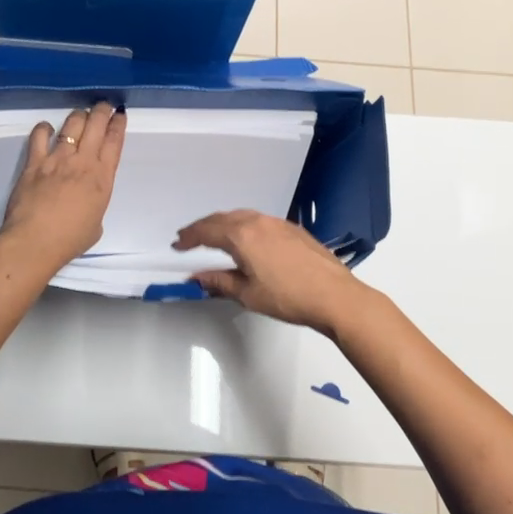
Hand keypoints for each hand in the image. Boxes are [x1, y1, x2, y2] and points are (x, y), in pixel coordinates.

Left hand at [0, 102, 126, 268]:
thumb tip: (85, 201)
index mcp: (102, 178)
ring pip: (72, 125)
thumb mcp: (96, 224)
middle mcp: (82, 162)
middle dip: (102, 110)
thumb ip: (94, 204)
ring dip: (78, 115)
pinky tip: (46, 128)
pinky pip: (40, 136)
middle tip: (103, 106)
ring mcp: (57, 159)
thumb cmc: (69, 240)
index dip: (119, 124)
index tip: (120, 114)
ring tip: (81, 114)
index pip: (115, 142)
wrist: (35, 241)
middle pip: (96, 125)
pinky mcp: (34, 162)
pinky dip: (44, 128)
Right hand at [173, 210, 368, 333]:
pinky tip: (246, 239)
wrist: (335, 296)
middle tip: (190, 238)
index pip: (207, 231)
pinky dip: (244, 225)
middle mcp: (257, 222)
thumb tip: (197, 276)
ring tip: (214, 236)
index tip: (177, 245)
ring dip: (224, 224)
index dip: (189, 237)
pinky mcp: (293, 229)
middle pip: (223, 218)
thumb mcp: (247, 294)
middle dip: (204, 227)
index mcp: (242, 236)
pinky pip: (259, 220)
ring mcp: (278, 223)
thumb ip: (219, 281)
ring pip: (242, 216)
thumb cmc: (288, 297)